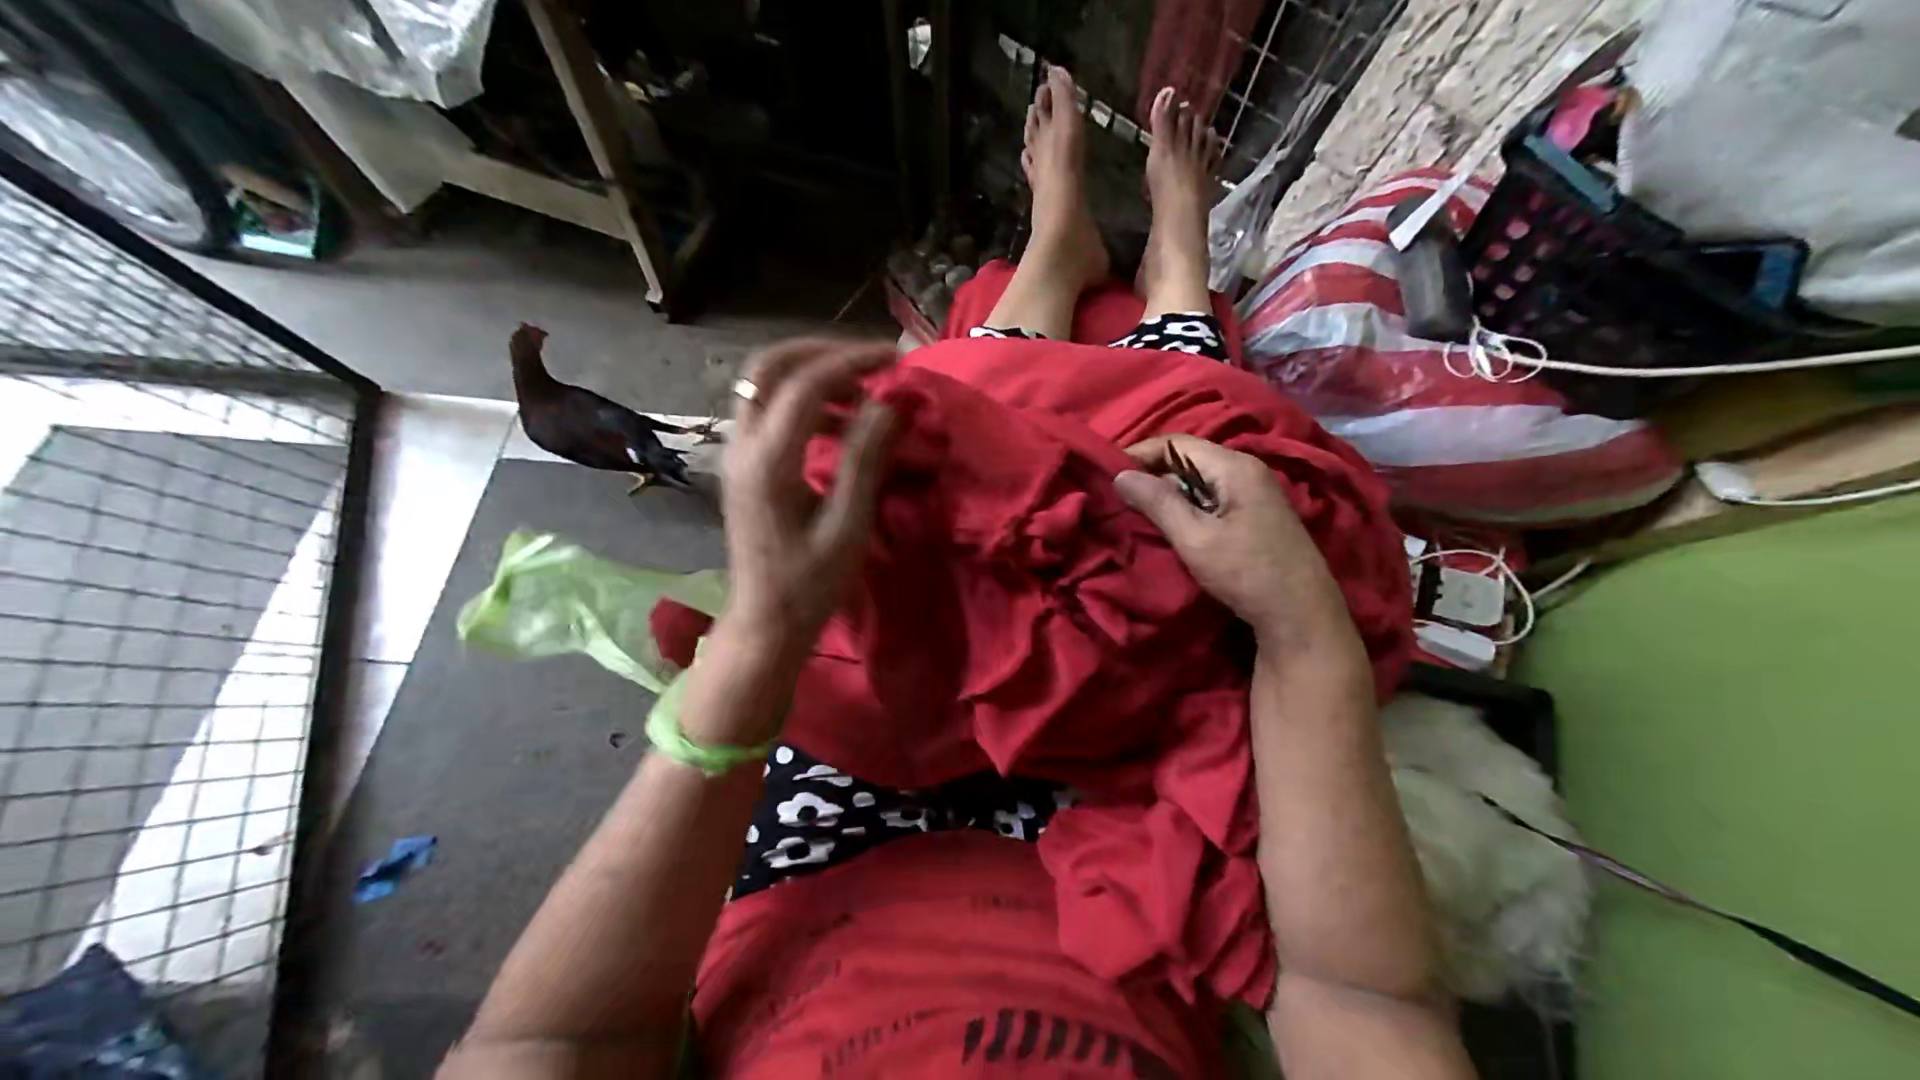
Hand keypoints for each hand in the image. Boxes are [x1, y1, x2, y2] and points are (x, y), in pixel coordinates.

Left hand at [717, 338, 897, 662]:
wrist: (765, 622)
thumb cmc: (811, 584)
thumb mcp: (848, 526)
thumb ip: (866, 459)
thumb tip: (891, 402)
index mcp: (769, 463)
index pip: (806, 384)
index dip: (853, 361)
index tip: (896, 358)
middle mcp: (742, 447)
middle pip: (770, 367)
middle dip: (823, 353)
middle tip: (871, 363)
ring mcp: (736, 454)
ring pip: (764, 385)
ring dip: (813, 376)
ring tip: (863, 397)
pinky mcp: (742, 465)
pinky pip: (767, 411)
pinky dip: (803, 401)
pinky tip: (840, 426)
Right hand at [1115, 435, 1362, 663]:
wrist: (1301, 614)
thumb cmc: (1247, 574)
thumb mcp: (1195, 539)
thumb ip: (1158, 503)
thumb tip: (1120, 474)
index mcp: (1234, 467)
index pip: (1176, 442)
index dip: (1139, 454)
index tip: (1109, 474)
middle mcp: (1247, 470)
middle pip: (1188, 457)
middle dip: (1151, 472)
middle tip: (1119, 494)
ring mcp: (1254, 491)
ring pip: (1199, 477)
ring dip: (1168, 490)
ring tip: (1137, 509)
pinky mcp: (1254, 512)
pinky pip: (1211, 494)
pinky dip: (1186, 503)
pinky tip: (1170, 523)